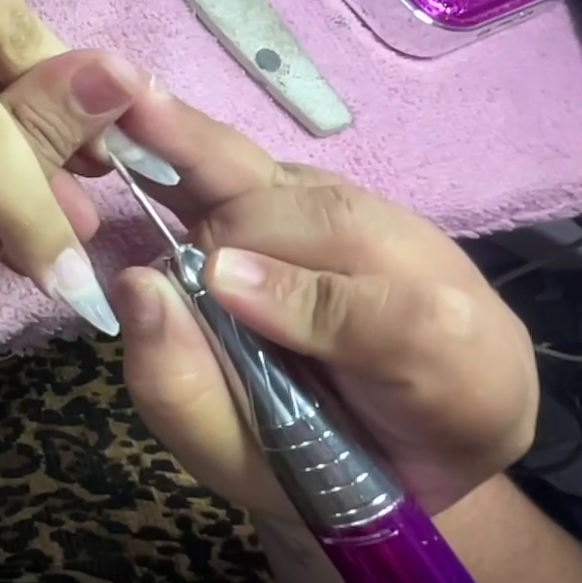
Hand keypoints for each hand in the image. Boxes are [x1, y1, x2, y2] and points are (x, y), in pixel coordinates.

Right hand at [108, 92, 537, 519]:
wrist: (360, 426)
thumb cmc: (297, 453)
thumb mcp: (237, 460)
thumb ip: (185, 391)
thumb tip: (135, 285)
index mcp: (457, 380)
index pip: (406, 327)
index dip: (309, 301)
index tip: (215, 284)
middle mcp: (433, 279)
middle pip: (337, 224)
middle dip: (230, 227)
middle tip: (153, 238)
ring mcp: (378, 222)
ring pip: (289, 182)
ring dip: (198, 165)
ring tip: (125, 147)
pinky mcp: (319, 190)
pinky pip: (254, 160)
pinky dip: (189, 142)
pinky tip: (140, 122)